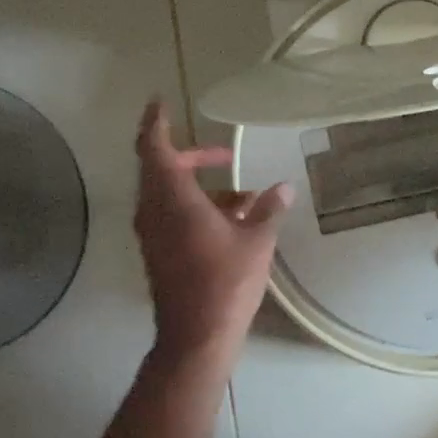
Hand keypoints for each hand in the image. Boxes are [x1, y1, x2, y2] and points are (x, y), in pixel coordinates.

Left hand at [133, 100, 292, 354]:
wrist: (197, 336)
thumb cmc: (226, 282)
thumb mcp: (257, 241)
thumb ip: (269, 208)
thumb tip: (284, 187)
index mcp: (173, 199)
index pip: (154, 148)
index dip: (154, 122)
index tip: (160, 102)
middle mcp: (154, 211)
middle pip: (160, 169)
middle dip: (190, 156)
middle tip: (222, 154)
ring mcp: (153, 234)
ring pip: (168, 195)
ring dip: (199, 187)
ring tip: (243, 196)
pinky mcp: (159, 253)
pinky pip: (172, 216)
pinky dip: (196, 209)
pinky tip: (234, 222)